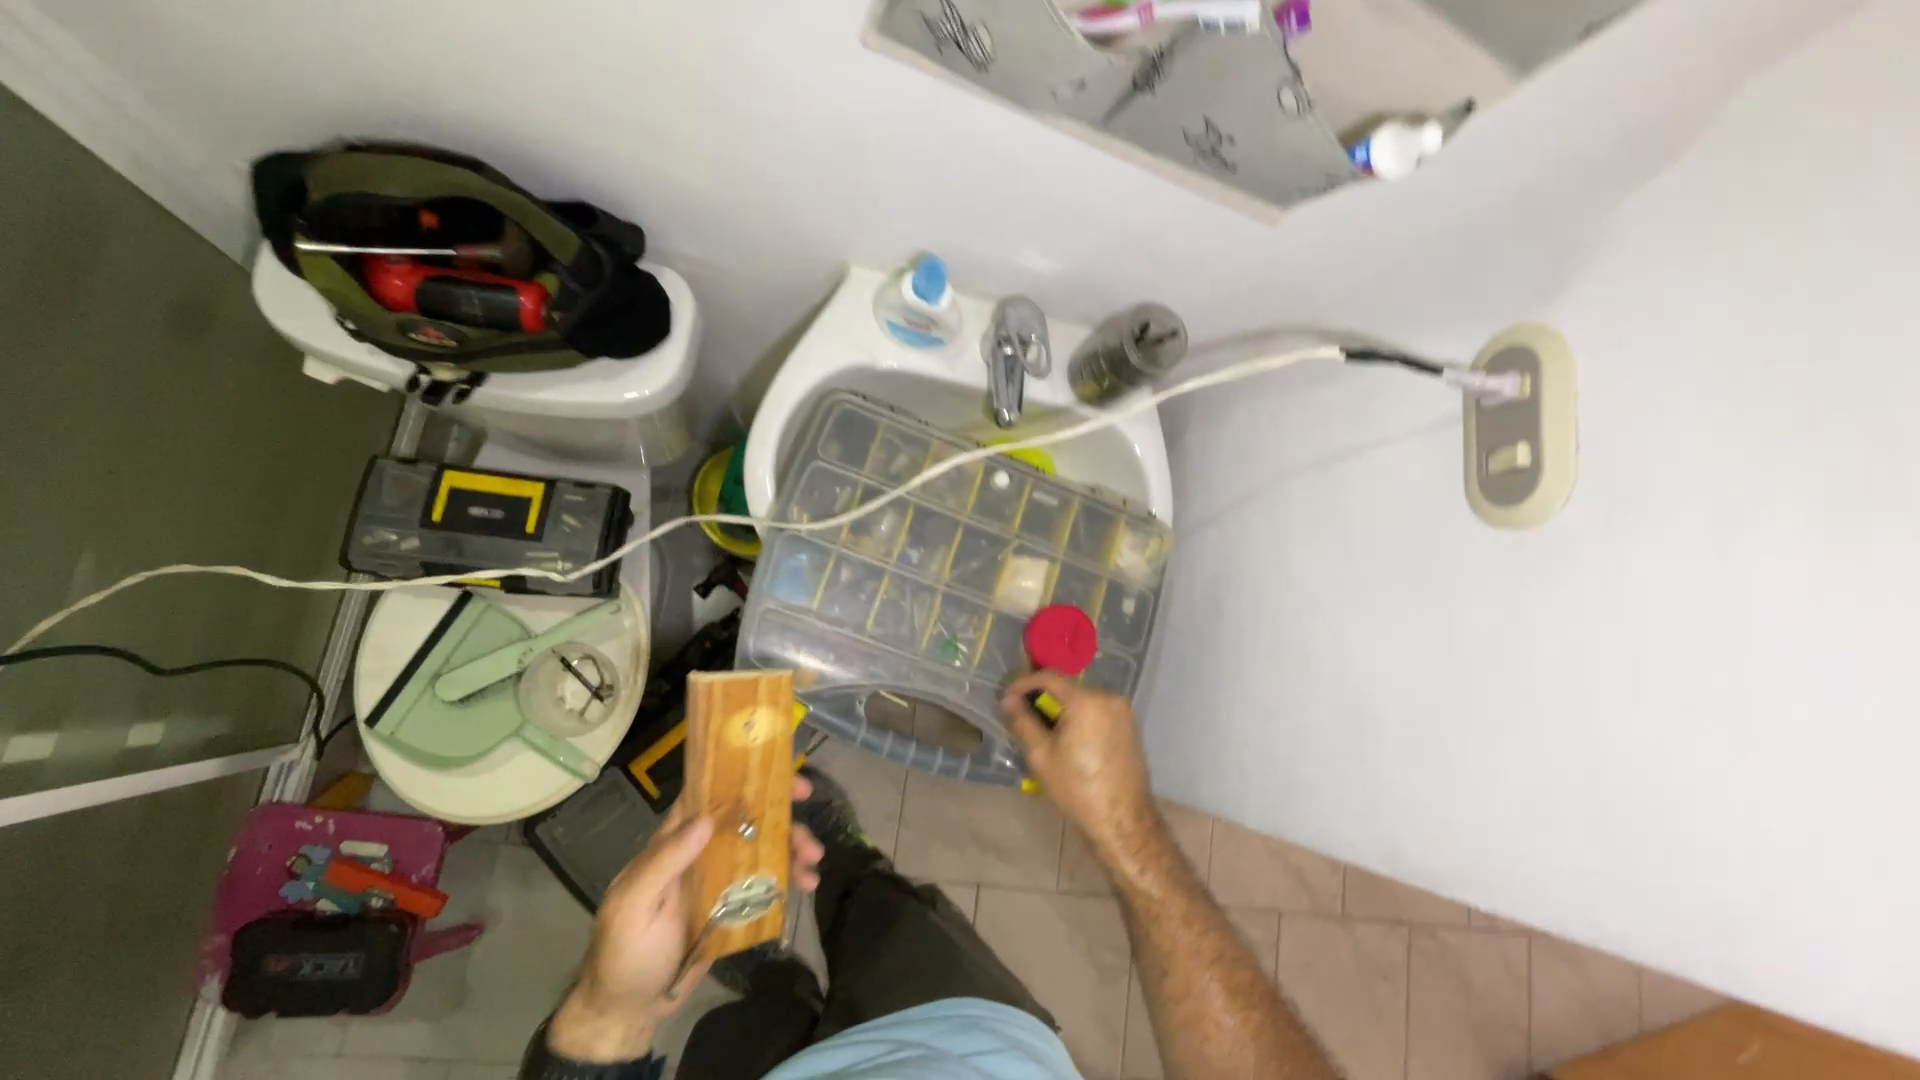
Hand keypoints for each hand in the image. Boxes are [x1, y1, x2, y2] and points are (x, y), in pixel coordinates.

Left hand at [548, 775, 825, 1062]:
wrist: (630, 1009)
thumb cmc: (625, 953)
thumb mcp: (634, 906)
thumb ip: (664, 862)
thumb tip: (705, 820)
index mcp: (672, 845)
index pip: (709, 800)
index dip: (743, 782)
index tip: (779, 778)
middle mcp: (699, 855)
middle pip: (746, 823)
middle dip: (781, 818)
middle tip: (809, 815)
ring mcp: (718, 881)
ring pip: (762, 851)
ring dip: (791, 849)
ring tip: (814, 864)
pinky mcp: (733, 908)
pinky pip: (766, 885)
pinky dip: (790, 879)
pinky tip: (807, 885)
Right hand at [1003, 672, 1155, 852]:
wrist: (1123, 818)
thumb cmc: (1077, 787)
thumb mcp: (1042, 755)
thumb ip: (1023, 721)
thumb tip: (1008, 700)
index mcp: (1086, 700)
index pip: (1049, 677)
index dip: (1024, 683)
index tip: (1008, 698)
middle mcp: (1108, 697)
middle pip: (1068, 689)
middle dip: (1044, 700)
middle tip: (1025, 719)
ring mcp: (1123, 711)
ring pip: (1083, 701)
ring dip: (1063, 710)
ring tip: (1046, 733)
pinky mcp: (1131, 725)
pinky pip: (1098, 712)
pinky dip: (1081, 719)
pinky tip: (1070, 741)